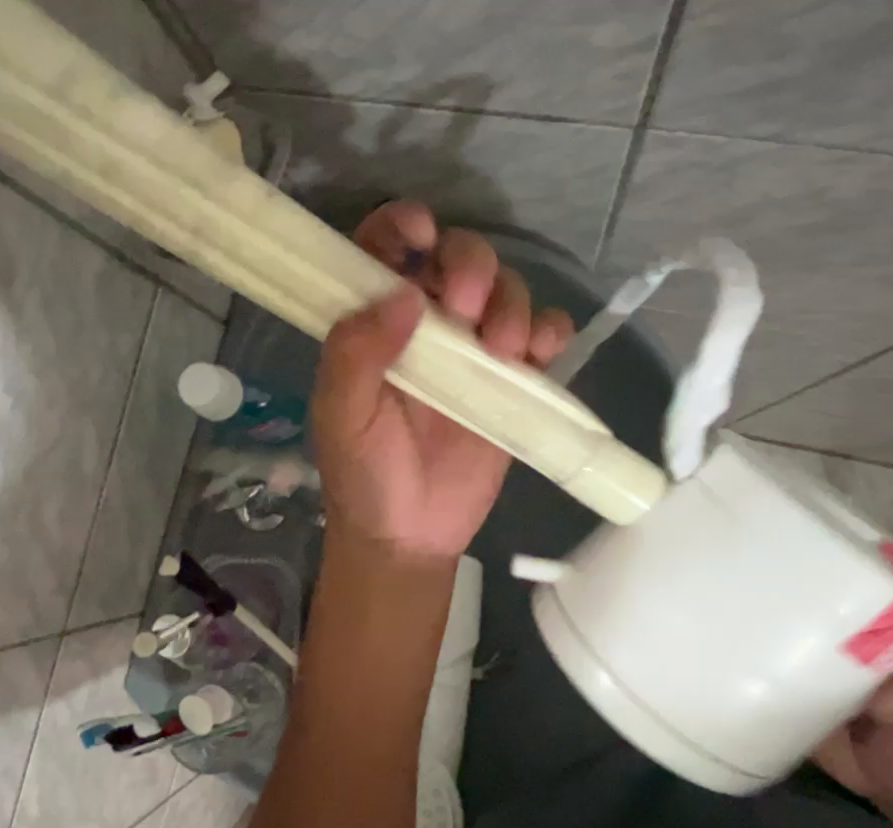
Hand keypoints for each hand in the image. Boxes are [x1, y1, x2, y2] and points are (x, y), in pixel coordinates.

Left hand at [311, 201, 573, 559]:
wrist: (408, 535)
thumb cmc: (363, 474)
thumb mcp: (341, 416)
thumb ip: (355, 353)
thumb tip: (401, 295)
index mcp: (373, 324)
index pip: (384, 250)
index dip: (401, 226)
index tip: (419, 233)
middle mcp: (425, 326)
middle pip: (458, 257)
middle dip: (470, 266)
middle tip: (463, 309)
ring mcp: (473, 352)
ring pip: (506, 288)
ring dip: (510, 303)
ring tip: (499, 350)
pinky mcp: (513, 381)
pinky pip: (546, 334)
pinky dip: (551, 329)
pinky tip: (537, 355)